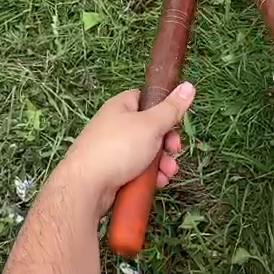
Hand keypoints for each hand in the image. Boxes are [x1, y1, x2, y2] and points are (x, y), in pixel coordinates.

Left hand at [52, 83, 194, 218]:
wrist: (85, 187)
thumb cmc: (118, 148)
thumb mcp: (150, 125)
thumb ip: (171, 108)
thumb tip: (189, 86)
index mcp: (121, 106)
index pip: (147, 100)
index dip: (164, 110)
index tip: (175, 122)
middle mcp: (115, 125)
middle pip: (150, 129)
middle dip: (166, 142)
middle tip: (174, 151)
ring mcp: (112, 149)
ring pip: (145, 152)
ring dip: (161, 162)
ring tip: (167, 174)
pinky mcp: (112, 171)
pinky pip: (136, 169)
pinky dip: (149, 175)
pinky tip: (157, 183)